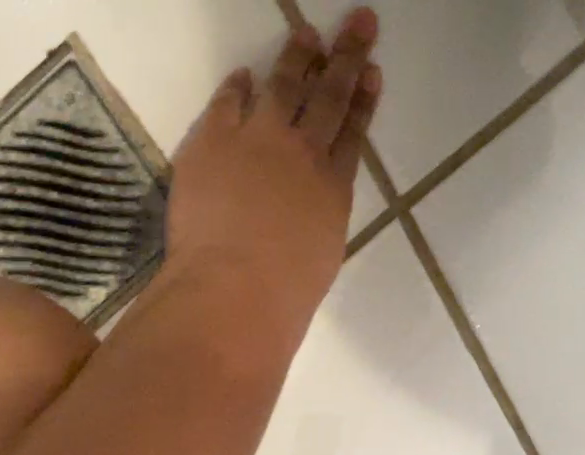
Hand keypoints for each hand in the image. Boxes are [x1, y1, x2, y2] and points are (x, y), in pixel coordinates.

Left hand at [165, 10, 381, 326]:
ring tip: (306, 36)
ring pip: (283, 87)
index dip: (362, 102)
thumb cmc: (279, 297)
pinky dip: (237, 86)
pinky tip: (242, 76)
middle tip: (357, 24)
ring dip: (297, 58)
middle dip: (345, 59)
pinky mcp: (213, 141)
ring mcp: (257, 140)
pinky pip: (227, 102)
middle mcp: (302, 154)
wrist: (234, 288)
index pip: (352, 135)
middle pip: (329, 98)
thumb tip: (301, 224)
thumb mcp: (315, 263)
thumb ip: (313, 230)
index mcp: (331, 191)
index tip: (370, 74)